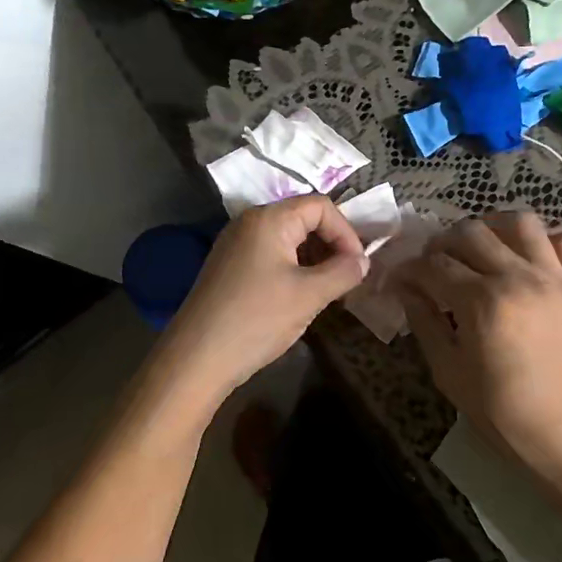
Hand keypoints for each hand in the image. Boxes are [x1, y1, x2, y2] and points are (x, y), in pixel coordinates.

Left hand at [161, 195, 368, 394]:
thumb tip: (363, 261)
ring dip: (311, 259)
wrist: (198, 354)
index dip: (345, 231)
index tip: (358, 265)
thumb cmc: (257, 319)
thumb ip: (342, 272)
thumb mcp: (309, 295)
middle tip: (346, 278)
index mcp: (267, 219)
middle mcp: (247, 223)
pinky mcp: (227, 267)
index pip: (319, 206)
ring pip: (285, 240)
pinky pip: (267, 256)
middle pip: (301, 219)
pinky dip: (290, 269)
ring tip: (326, 291)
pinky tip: (298, 297)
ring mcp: (233, 245)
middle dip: (330, 245)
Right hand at [396, 212, 561, 493]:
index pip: (432, 265)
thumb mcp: (447, 369)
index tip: (399, 279)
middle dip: (442, 244)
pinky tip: (521, 262)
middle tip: (434, 266)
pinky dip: (539, 242)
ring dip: (490, 230)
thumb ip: (424, 320)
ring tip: (478, 252)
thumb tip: (404, 288)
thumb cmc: (500, 409)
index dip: (408, 269)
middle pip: (469, 232)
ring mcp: (554, 278)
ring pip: (519, 222)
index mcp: (481, 302)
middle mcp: (518, 278)